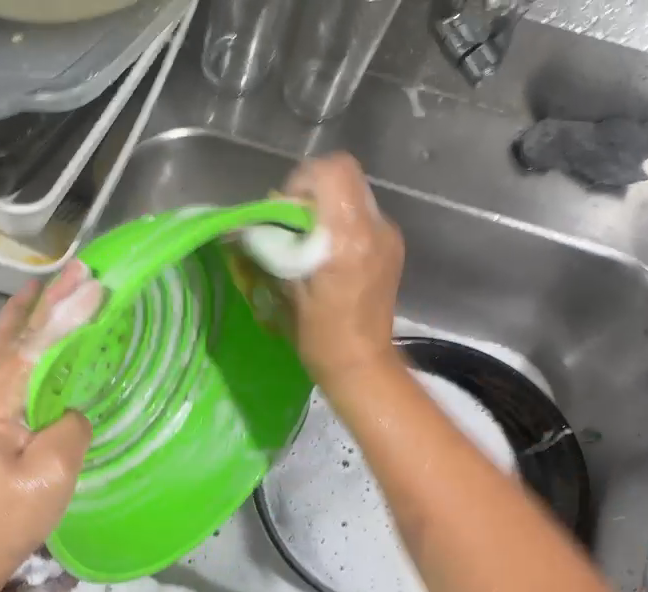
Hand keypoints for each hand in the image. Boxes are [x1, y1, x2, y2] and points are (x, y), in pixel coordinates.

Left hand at [0, 261, 101, 584]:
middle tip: (74, 269)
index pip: (29, 348)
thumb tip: (69, 407)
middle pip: (9, 340)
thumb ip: (70, 424)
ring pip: (0, 352)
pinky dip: (21, 351)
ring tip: (54, 286)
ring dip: (29, 322)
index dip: (62, 313)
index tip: (89, 279)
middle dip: (43, 303)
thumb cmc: (12, 518)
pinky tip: (34, 333)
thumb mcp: (54, 472)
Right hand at [283, 153, 408, 390]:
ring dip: (326, 209)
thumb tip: (255, 222)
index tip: (285, 210)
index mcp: (348, 237)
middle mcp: (375, 227)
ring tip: (308, 244)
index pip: (333, 171)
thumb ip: (276, 247)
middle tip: (292, 225)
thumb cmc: (318, 335)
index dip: (303, 180)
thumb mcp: (287, 289)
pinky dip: (341, 226)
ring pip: (353, 195)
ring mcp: (388, 235)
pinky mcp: (392, 246)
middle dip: (312, 192)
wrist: (361, 364)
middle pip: (344, 176)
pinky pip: (362, 218)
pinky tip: (328, 258)